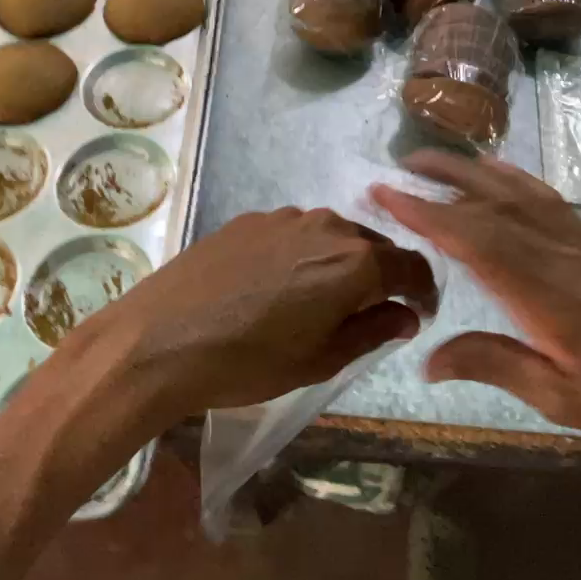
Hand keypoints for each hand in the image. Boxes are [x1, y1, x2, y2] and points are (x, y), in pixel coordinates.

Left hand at [74, 208, 437, 423]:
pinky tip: (275, 287)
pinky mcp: (250, 219)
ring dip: (341, 264)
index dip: (424, 291)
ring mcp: (285, 217)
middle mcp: (328, 227)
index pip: (413, 267)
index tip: (418, 315)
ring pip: (333, 237)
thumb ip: (374, 331)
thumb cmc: (248, 362)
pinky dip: (304, 255)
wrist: (156, 341)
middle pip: (375, 247)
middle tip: (369, 314)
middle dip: (382, 278)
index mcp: (356, 262)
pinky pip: (296, 233)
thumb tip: (407, 315)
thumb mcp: (320, 360)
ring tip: (318, 302)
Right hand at [371, 152, 580, 447]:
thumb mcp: (561, 398)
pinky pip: (547, 200)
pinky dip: (514, 178)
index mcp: (548, 296)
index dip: (427, 214)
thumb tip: (427, 360)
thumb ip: (496, 366)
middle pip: (492, 207)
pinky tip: (495, 171)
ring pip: (518, 195)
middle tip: (390, 173)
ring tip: (429, 160)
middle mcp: (561, 257)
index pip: (477, 242)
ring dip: (470, 172)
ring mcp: (580, 246)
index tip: (385, 196)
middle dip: (438, 184)